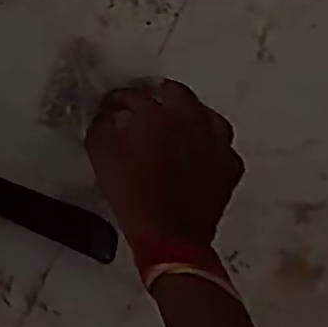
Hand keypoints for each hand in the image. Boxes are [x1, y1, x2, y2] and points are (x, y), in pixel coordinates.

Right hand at [84, 79, 241, 244]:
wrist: (167, 233)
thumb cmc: (129, 188)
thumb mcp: (98, 148)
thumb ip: (101, 123)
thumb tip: (108, 115)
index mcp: (156, 115)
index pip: (134, 95)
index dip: (118, 99)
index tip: (110, 107)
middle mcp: (189, 123)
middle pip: (178, 94)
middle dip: (158, 93)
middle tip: (145, 101)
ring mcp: (214, 146)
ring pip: (209, 116)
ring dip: (191, 112)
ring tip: (177, 117)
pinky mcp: (229, 169)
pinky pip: (223, 145)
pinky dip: (210, 141)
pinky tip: (197, 146)